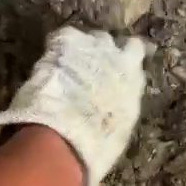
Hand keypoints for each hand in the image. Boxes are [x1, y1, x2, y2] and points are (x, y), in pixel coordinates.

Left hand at [0, 27, 147, 185]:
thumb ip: (118, 109)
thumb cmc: (93, 148)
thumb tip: (112, 109)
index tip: (114, 62)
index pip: (136, 52)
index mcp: (133, 81)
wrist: (65, 141)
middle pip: (110, 41)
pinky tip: (49, 60)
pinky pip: (63, 37)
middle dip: (100, 49)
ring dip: (79, 47)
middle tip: (86, 62)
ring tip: (66, 61)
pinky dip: (57, 47)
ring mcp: (92, 48)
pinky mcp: (67, 44)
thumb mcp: (117, 130)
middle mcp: (117, 58)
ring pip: (88, 37)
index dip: (123, 56)